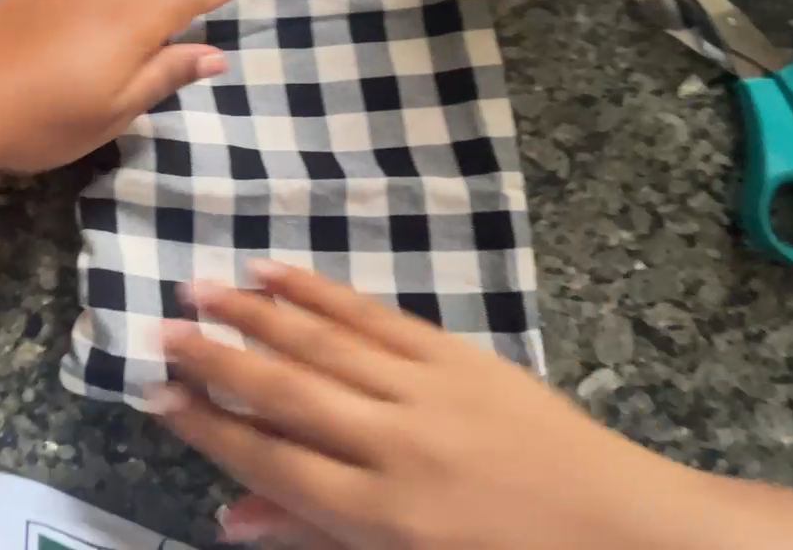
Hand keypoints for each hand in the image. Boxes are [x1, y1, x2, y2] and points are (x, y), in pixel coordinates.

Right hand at [151, 262, 707, 549]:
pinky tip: (273, 269)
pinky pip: (370, 314)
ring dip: (252, 312)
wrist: (635, 537)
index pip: (271, 460)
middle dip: (213, 358)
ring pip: (318, 341)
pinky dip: (316, 290)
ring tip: (198, 287)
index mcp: (383, 517)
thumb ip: (316, 538)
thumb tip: (231, 515)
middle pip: (283, 391)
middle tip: (159, 329)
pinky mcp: (451, 353)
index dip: (207, 425)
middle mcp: (392, 446)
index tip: (157, 393)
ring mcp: (422, 390)